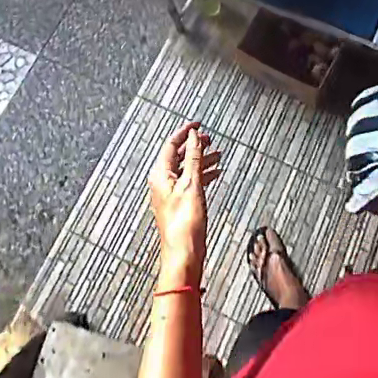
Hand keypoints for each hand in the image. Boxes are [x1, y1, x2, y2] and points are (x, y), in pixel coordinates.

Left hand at [147, 121, 217, 288]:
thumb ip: (194, 158)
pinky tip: (215, 174)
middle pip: (179, 155)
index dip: (185, 131)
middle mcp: (163, 182)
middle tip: (210, 138)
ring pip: (187, 168)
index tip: (197, 123)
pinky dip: (203, 174)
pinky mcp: (180, 203)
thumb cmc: (184, 224)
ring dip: (201, 159)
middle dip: (195, 145)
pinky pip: (191, 181)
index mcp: (161, 175)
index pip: (171, 144)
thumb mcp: (192, 184)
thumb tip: (193, 136)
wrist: (184, 253)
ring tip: (217, 154)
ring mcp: (171, 193)